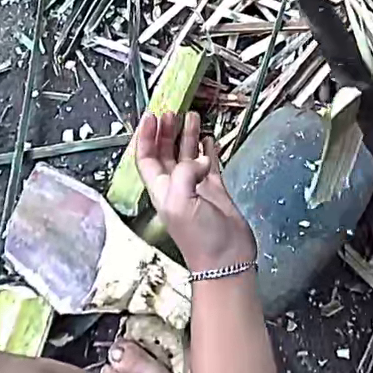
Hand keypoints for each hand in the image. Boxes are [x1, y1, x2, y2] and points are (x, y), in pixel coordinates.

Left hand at [135, 111, 257, 273]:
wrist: (227, 259)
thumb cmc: (200, 239)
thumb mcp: (181, 202)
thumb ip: (186, 173)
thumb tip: (201, 158)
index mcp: (161, 189)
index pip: (146, 157)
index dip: (145, 137)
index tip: (151, 116)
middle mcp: (176, 186)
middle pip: (165, 152)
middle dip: (166, 131)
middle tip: (172, 112)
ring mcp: (196, 187)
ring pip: (188, 154)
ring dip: (188, 135)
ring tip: (193, 117)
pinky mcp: (215, 190)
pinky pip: (210, 162)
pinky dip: (209, 149)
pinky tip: (209, 138)